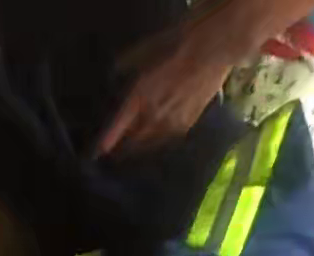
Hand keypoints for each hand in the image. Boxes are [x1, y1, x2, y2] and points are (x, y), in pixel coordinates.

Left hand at [96, 15, 249, 156]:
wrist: (217, 46)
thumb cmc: (182, 41)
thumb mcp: (150, 47)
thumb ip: (130, 61)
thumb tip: (114, 69)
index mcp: (140, 95)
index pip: (119, 125)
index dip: (108, 140)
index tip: (97, 154)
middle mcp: (153, 114)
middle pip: (133, 141)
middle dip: (122, 149)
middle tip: (114, 155)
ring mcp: (170, 122)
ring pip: (149, 144)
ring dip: (139, 150)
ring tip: (131, 154)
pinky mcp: (186, 124)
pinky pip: (165, 140)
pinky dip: (156, 144)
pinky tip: (153, 144)